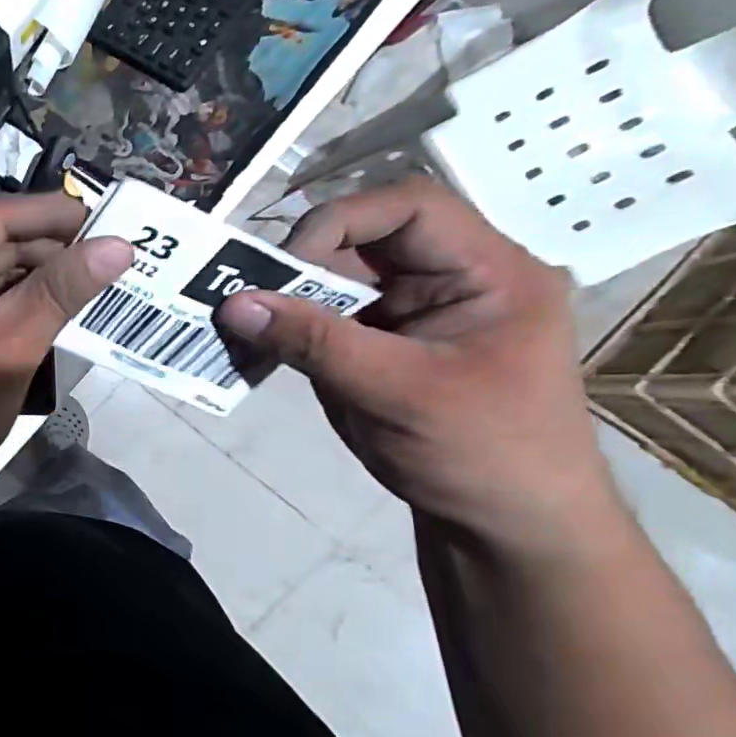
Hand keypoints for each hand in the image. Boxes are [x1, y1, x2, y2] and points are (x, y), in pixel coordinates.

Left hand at [0, 194, 132, 492]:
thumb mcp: (12, 346)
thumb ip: (62, 292)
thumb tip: (119, 246)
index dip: (51, 213)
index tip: (104, 220)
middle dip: (52, 246)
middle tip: (108, 256)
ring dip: (42, 273)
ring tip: (95, 280)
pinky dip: (24, 298)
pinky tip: (62, 306)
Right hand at [215, 178, 612, 542]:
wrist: (503, 528)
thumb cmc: (479, 454)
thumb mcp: (395, 393)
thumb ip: (313, 342)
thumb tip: (232, 304)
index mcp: (490, 272)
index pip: (411, 208)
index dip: (342, 220)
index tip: (285, 266)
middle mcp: (451, 278)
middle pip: (366, 241)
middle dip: (303, 266)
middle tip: (250, 298)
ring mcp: (414, 312)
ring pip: (338, 279)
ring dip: (290, 300)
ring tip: (246, 325)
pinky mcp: (384, 343)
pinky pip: (329, 318)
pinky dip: (292, 329)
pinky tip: (262, 346)